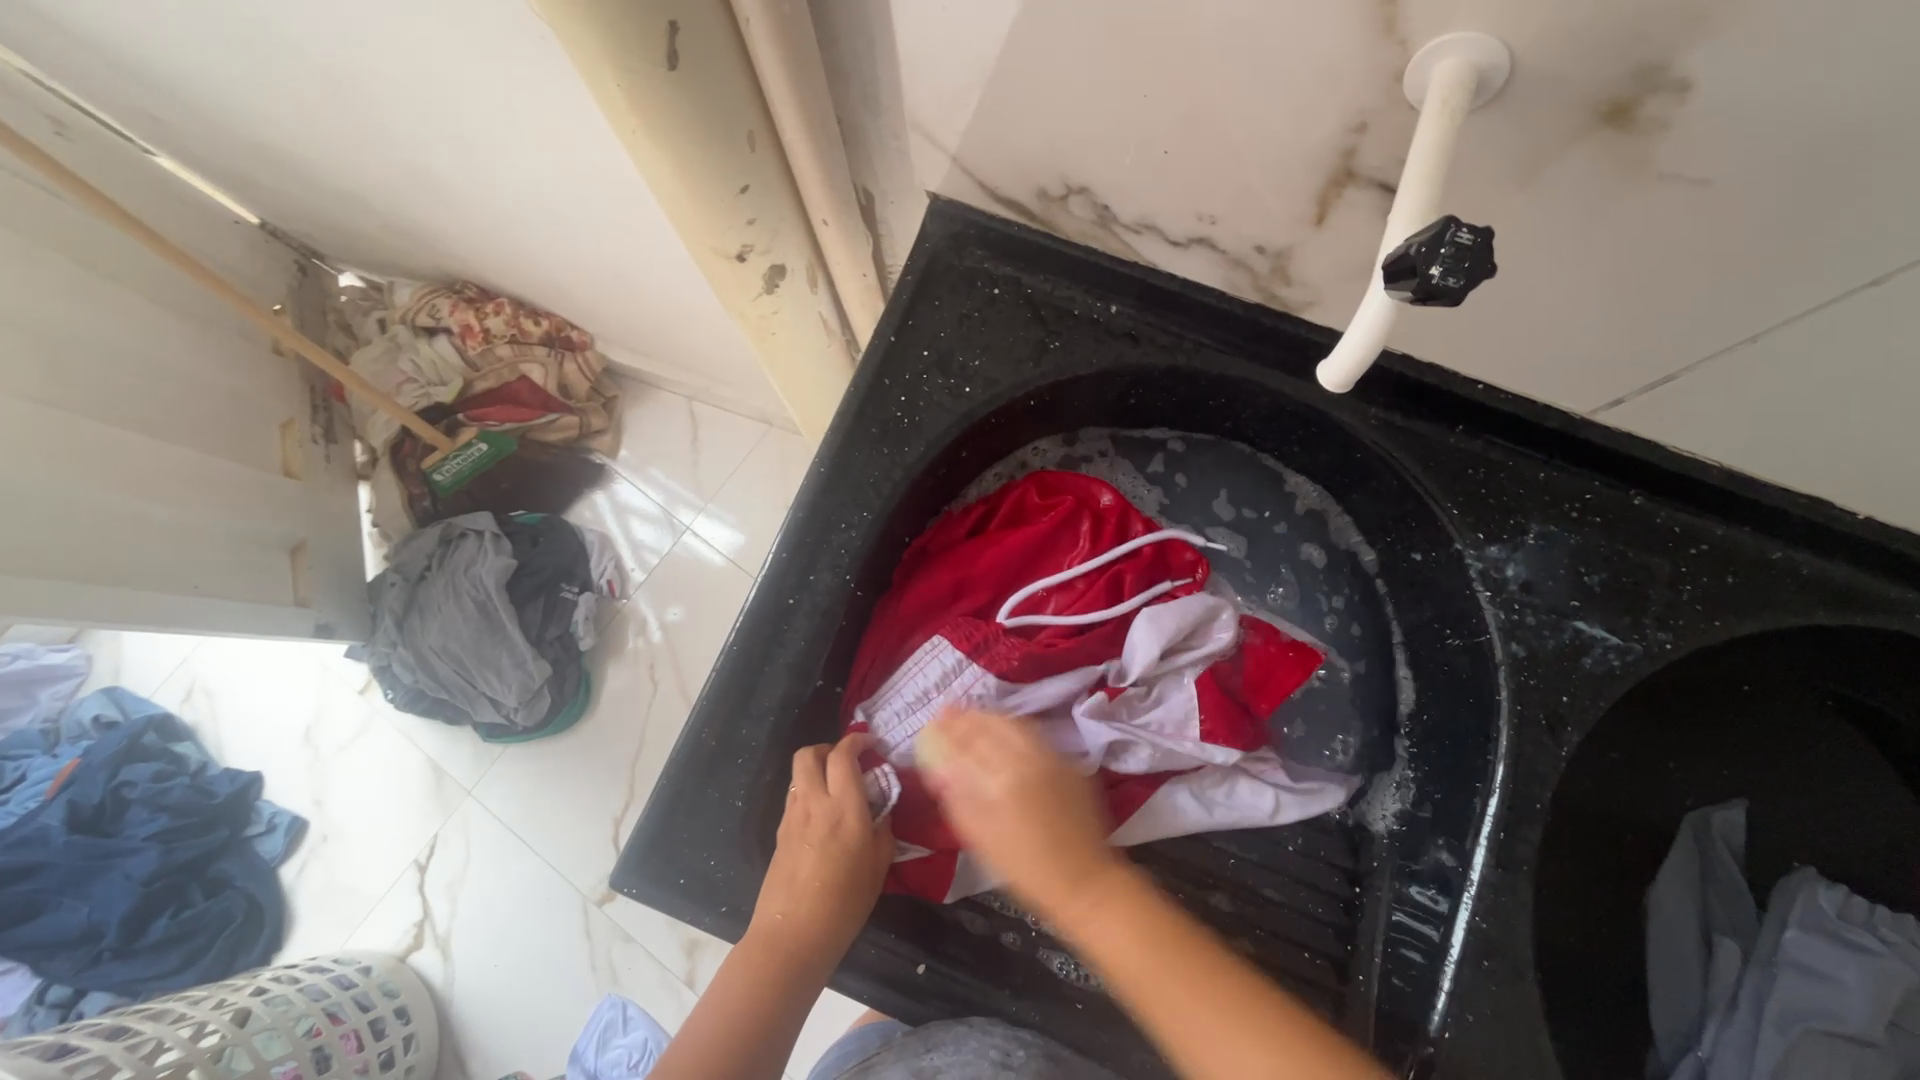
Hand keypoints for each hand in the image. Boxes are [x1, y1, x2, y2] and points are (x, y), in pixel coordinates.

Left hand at [747, 734, 893, 963]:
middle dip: (828, 748)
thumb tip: (883, 811)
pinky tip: (823, 817)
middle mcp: (815, 804)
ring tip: (836, 789)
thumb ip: (883, 831)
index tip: (871, 744)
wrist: (792, 936)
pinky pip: (794, 798)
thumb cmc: (844, 905)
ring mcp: (792, 817)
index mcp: (845, 809)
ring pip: (798, 774)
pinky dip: (808, 793)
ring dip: (816, 769)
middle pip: (809, 754)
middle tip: (848, 761)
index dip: (856, 741)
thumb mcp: (879, 868)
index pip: (843, 755)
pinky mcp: (779, 833)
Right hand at [919, 707, 1128, 921]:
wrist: (1083, 881)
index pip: (965, 743)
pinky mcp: (1068, 762)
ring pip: (1014, 724)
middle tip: (948, 712)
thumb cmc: (1024, 869)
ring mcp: (1051, 757)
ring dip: (989, 717)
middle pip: (990, 726)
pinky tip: (1003, 730)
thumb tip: (938, 766)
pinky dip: (1012, 726)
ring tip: (972, 716)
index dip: (946, 729)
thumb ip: (956, 796)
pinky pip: (1034, 733)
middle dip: (966, 717)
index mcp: (1000, 781)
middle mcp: (1026, 760)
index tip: (933, 720)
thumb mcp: (979, 837)